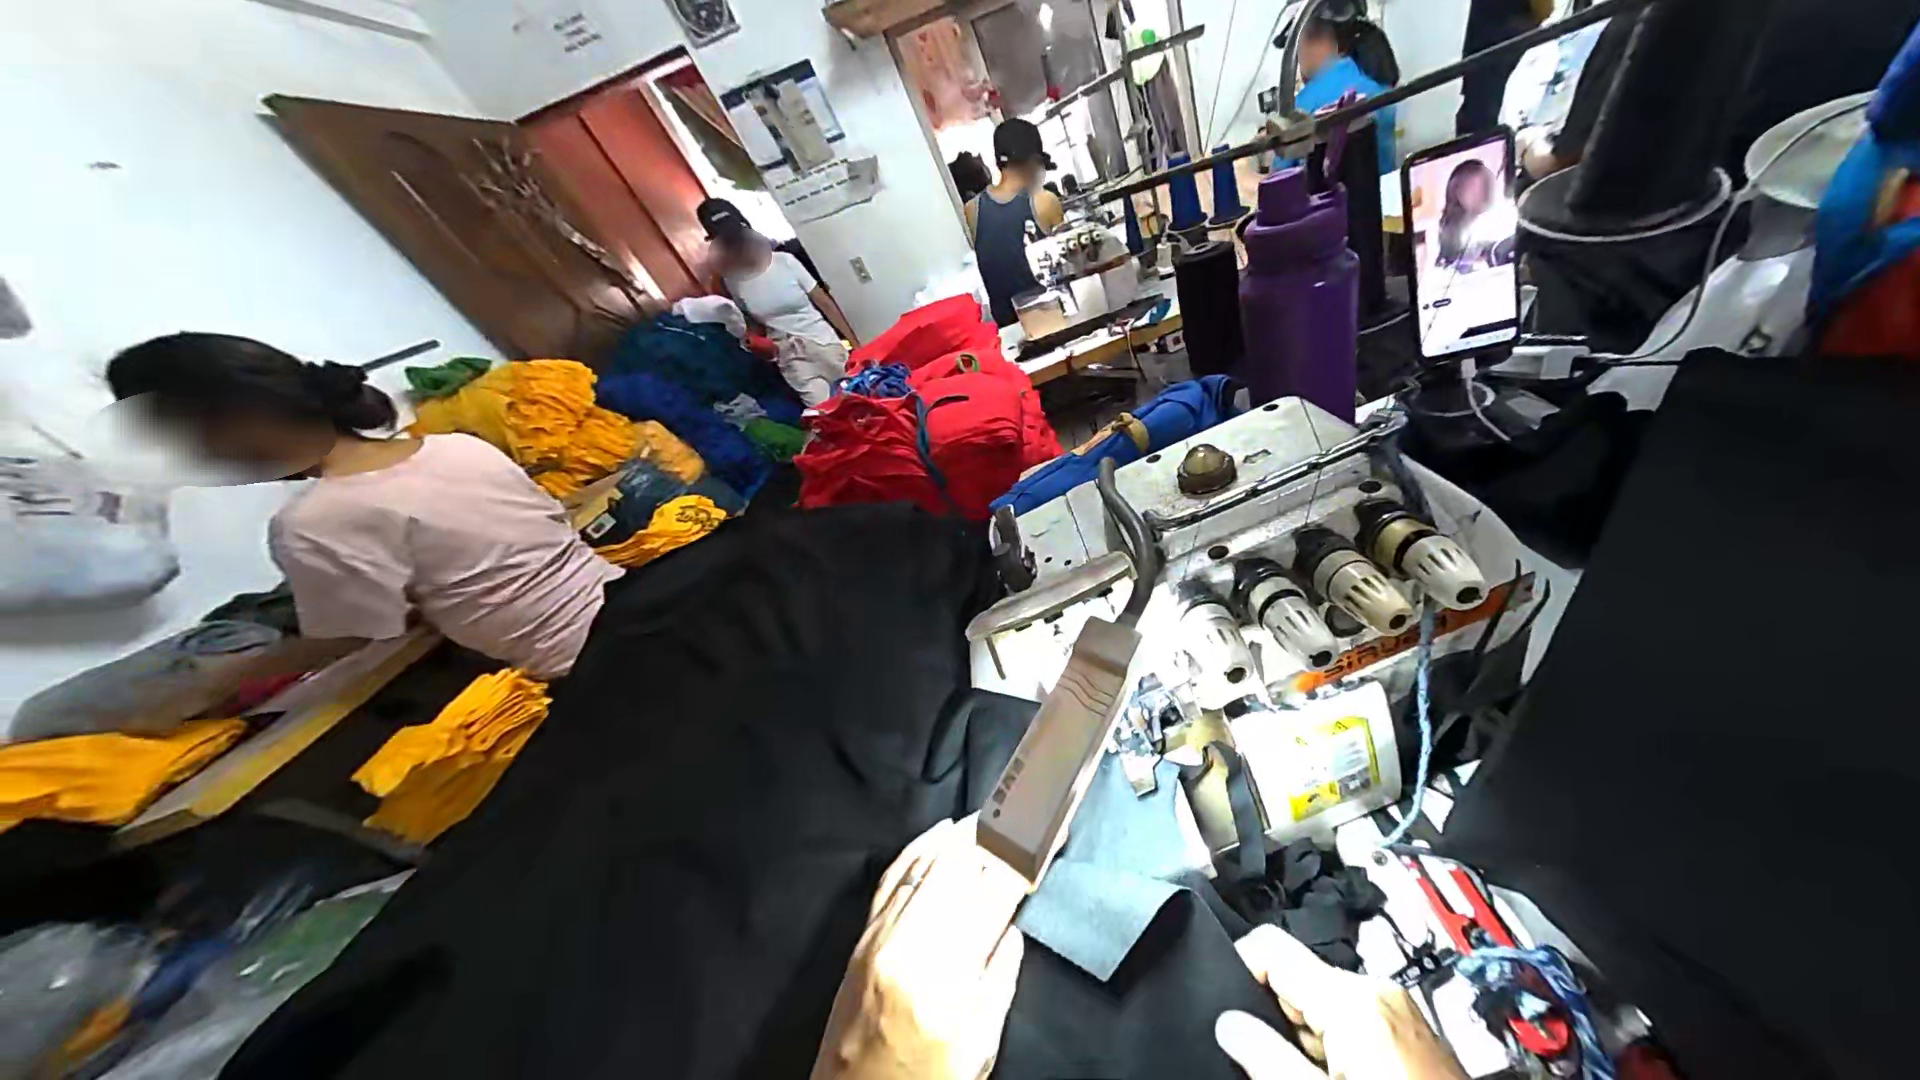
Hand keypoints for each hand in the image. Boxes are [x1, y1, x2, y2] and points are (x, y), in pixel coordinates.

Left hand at [811, 816, 1029, 1079]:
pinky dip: (918, 846)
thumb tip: (1011, 926)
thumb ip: (1000, 980)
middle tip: (1019, 815)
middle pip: (959, 868)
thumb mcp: (979, 1047)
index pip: (994, 898)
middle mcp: (911, 945)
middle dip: (993, 838)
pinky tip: (938, 831)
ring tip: (987, 816)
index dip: (1023, 862)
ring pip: (926, 863)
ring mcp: (882, 934)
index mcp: (948, 979)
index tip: (1043, 838)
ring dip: (960, 834)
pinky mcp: (863, 934)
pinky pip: (894, 875)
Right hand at [1216, 925, 1468, 1079]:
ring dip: (1306, 1039)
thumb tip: (1229, 1022)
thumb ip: (1266, 1056)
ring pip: (1324, 1004)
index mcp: (1355, 998)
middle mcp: (1381, 993)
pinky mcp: (1418, 1038)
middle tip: (1274, 1066)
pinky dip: (1336, 1049)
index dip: (1237, 969)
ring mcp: (1404, 1015)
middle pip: (1297, 976)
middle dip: (1275, 1016)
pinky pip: (1354, 1023)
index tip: (1226, 1009)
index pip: (1269, 945)